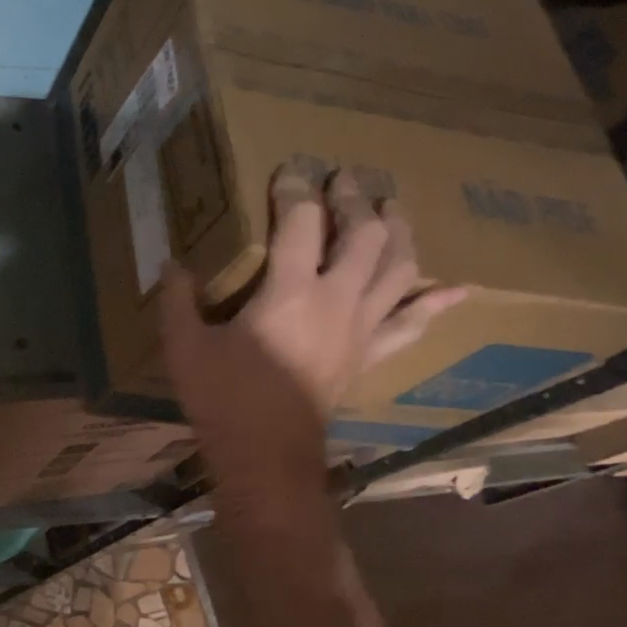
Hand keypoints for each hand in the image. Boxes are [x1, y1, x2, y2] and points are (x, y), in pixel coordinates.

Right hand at [159, 166, 466, 422]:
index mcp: (289, 291)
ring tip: (393, 209)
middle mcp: (337, 299)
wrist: (265, 455)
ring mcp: (361, 328)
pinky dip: (435, 305)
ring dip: (400, 232)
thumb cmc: (222, 399)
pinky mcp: (369, 355)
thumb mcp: (184, 348)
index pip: (300, 222)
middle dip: (356, 200)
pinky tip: (456, 289)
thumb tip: (170, 263)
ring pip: (399, 267)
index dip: (296, 190)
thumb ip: (177, 302)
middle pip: (364, 234)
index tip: (290, 171)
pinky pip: (411, 325)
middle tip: (347, 180)